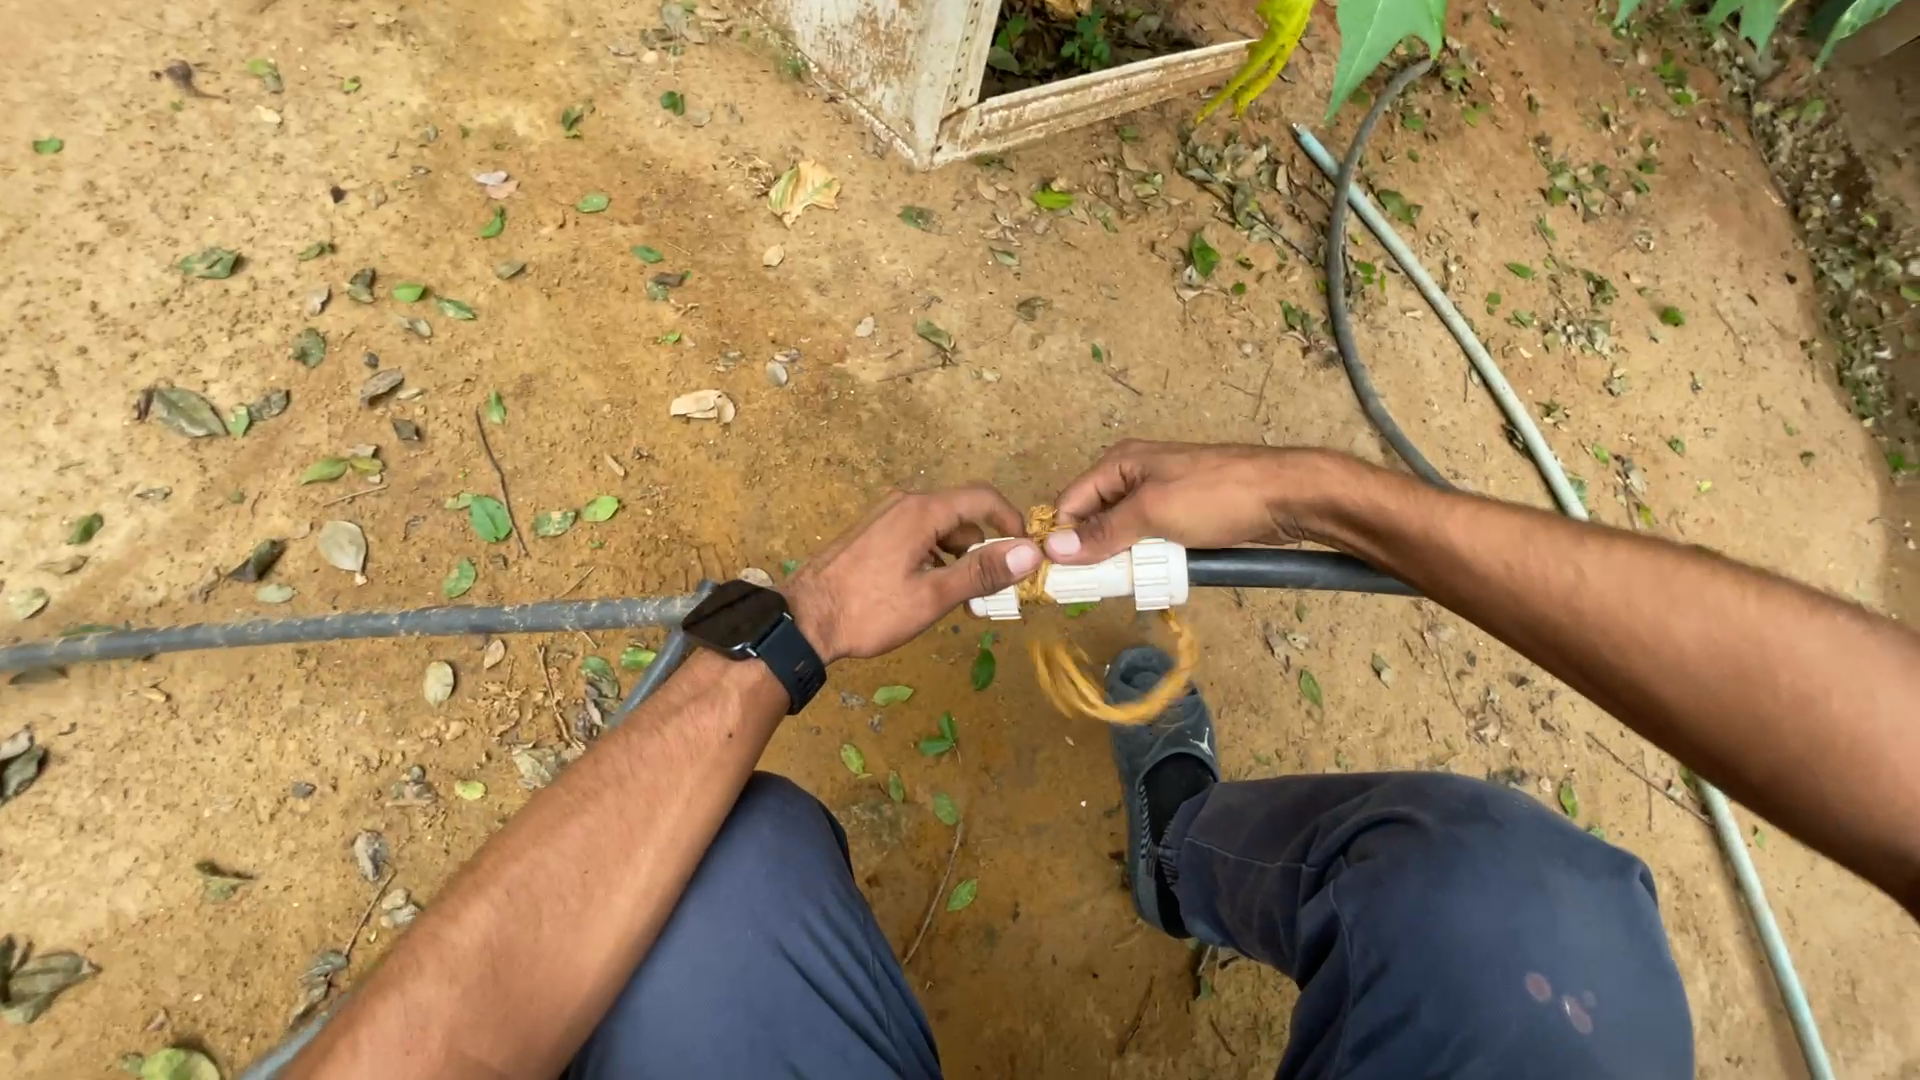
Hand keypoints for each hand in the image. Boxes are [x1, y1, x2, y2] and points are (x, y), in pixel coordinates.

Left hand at [784, 486, 1041, 662]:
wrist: (802, 620)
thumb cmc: (869, 610)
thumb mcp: (932, 595)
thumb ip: (982, 571)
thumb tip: (1030, 552)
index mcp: (922, 511)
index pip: (984, 498)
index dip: (1011, 522)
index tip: (1024, 554)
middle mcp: (905, 503)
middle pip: (962, 516)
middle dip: (982, 550)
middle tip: (990, 592)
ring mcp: (885, 516)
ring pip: (939, 529)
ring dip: (957, 559)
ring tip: (958, 601)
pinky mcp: (873, 533)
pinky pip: (917, 537)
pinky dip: (933, 559)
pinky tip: (927, 592)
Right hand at [1044, 440, 1348, 563]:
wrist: (1287, 496)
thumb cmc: (1215, 496)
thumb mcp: (1152, 513)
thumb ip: (1102, 532)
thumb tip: (1053, 550)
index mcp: (1119, 463)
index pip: (1070, 502)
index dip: (1062, 537)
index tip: (1060, 575)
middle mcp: (1133, 476)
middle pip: (1093, 518)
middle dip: (1090, 550)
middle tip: (1093, 585)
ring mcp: (1158, 496)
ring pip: (1120, 533)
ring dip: (1118, 558)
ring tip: (1122, 583)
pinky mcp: (1180, 516)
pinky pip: (1147, 539)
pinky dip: (1143, 558)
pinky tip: (1148, 576)